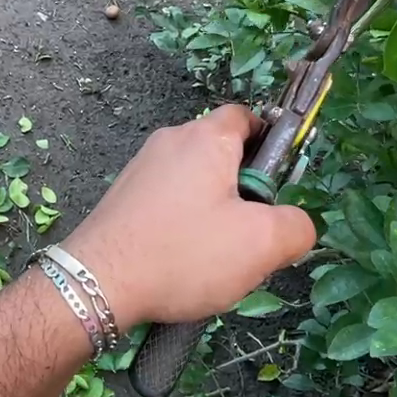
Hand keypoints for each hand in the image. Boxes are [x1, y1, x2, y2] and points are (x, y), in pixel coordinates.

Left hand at [61, 105, 316, 325]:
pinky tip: (181, 260)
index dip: (270, 143)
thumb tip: (295, 222)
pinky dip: (182, 221)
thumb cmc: (185, 253)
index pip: (247, 116)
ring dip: (213, 209)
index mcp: (206, 138)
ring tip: (215, 255)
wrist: (99, 280)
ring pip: (195, 178)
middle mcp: (171, 139)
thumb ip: (296, 226)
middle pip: (221, 151)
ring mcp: (142, 166)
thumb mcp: (262, 244)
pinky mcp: (124, 193)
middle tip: (250, 232)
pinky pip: (168, 198)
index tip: (276, 184)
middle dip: (242, 187)